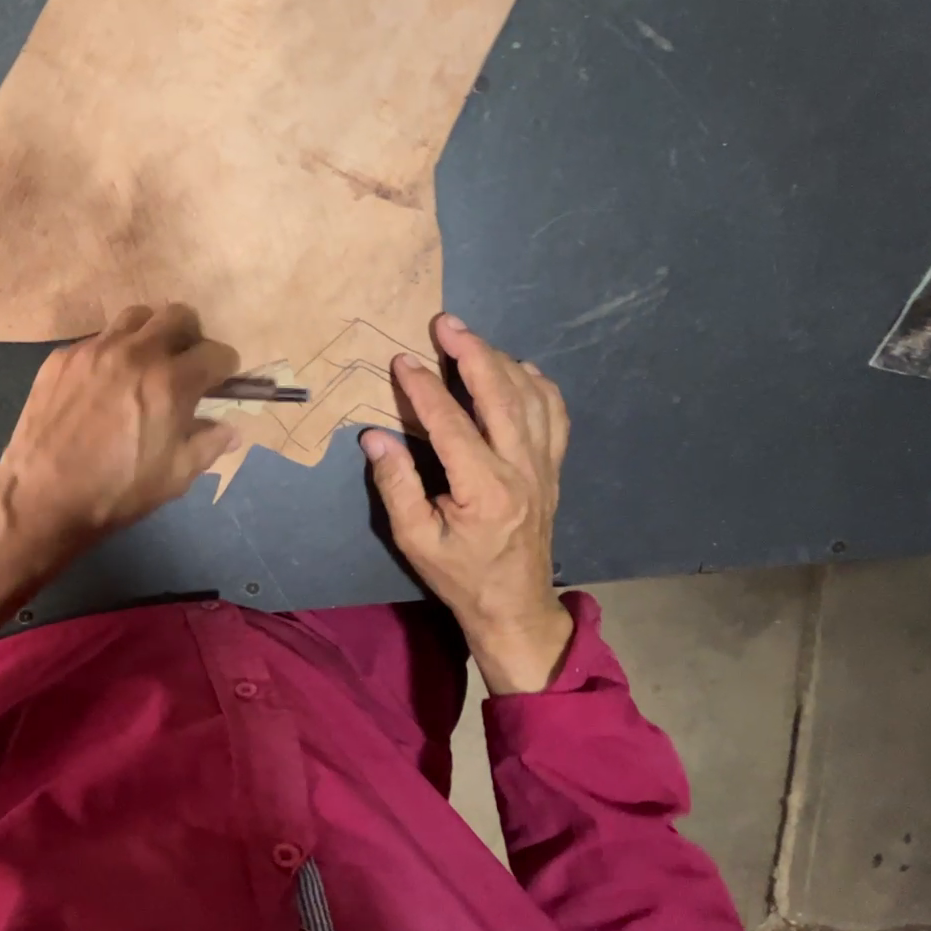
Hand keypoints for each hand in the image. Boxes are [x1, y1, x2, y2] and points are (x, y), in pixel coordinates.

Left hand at [0, 304, 239, 641]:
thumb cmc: (117, 492)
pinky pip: (97, 340)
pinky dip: (111, 353)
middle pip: (178, 315)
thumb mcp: (175, 477)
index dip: (225, 368)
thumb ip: (208, 445)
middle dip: (192, 336)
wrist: (42, 498)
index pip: (216, 353)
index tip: (220, 382)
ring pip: (135, 317)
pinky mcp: (61, 357)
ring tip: (145, 364)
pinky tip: (103, 385)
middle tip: (185, 364)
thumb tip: (230, 429)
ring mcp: (93, 350)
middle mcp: (134, 353)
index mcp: (169, 381)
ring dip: (150, 334)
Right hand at [360, 314, 572, 693]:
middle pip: (502, 396)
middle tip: (446, 324)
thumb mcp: (415, 540)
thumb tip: (376, 437)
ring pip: (532, 398)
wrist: (515, 606)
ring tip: (472, 339)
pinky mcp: (553, 469)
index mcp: (485, 489)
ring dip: (501, 361)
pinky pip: (555, 415)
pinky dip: (539, 385)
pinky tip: (520, 369)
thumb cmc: (460, 575)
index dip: (424, 388)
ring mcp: (544, 467)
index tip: (402, 360)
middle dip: (472, 353)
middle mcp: (522, 469)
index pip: (452, 423)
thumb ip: (396, 486)